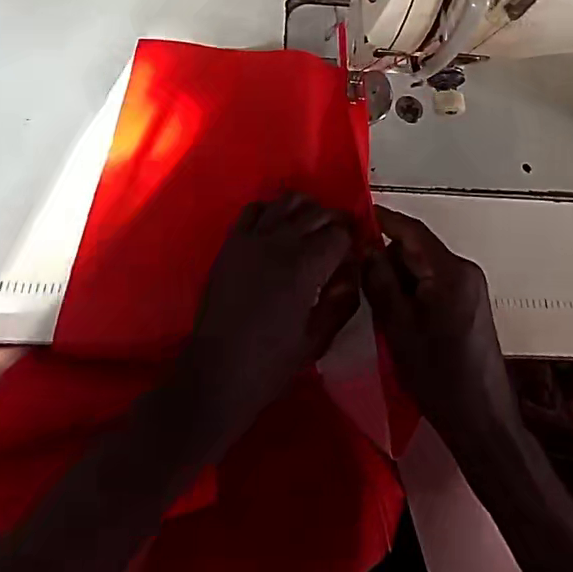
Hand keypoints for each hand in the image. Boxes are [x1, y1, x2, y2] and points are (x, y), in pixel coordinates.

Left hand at [177, 193, 360, 433]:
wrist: (218, 370)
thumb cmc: (271, 363)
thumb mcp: (317, 339)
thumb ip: (342, 301)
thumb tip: (352, 272)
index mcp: (305, 266)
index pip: (339, 234)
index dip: (352, 242)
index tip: (354, 255)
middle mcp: (279, 242)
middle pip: (316, 212)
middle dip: (334, 222)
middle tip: (340, 239)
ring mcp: (252, 237)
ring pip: (286, 201)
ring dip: (306, 209)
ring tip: (312, 228)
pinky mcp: (232, 241)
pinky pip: (255, 209)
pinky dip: (272, 210)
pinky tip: (278, 228)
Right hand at [362, 206, 517, 449]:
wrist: (481, 421)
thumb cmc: (438, 376)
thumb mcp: (398, 326)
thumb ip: (379, 280)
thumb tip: (364, 245)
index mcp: (450, 271)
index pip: (411, 230)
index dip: (381, 219)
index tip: (352, 215)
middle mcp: (464, 271)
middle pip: (416, 248)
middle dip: (387, 260)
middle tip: (360, 282)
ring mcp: (470, 287)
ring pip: (422, 267)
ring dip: (398, 279)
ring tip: (382, 312)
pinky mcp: (468, 303)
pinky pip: (432, 282)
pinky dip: (412, 292)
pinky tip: (399, 319)